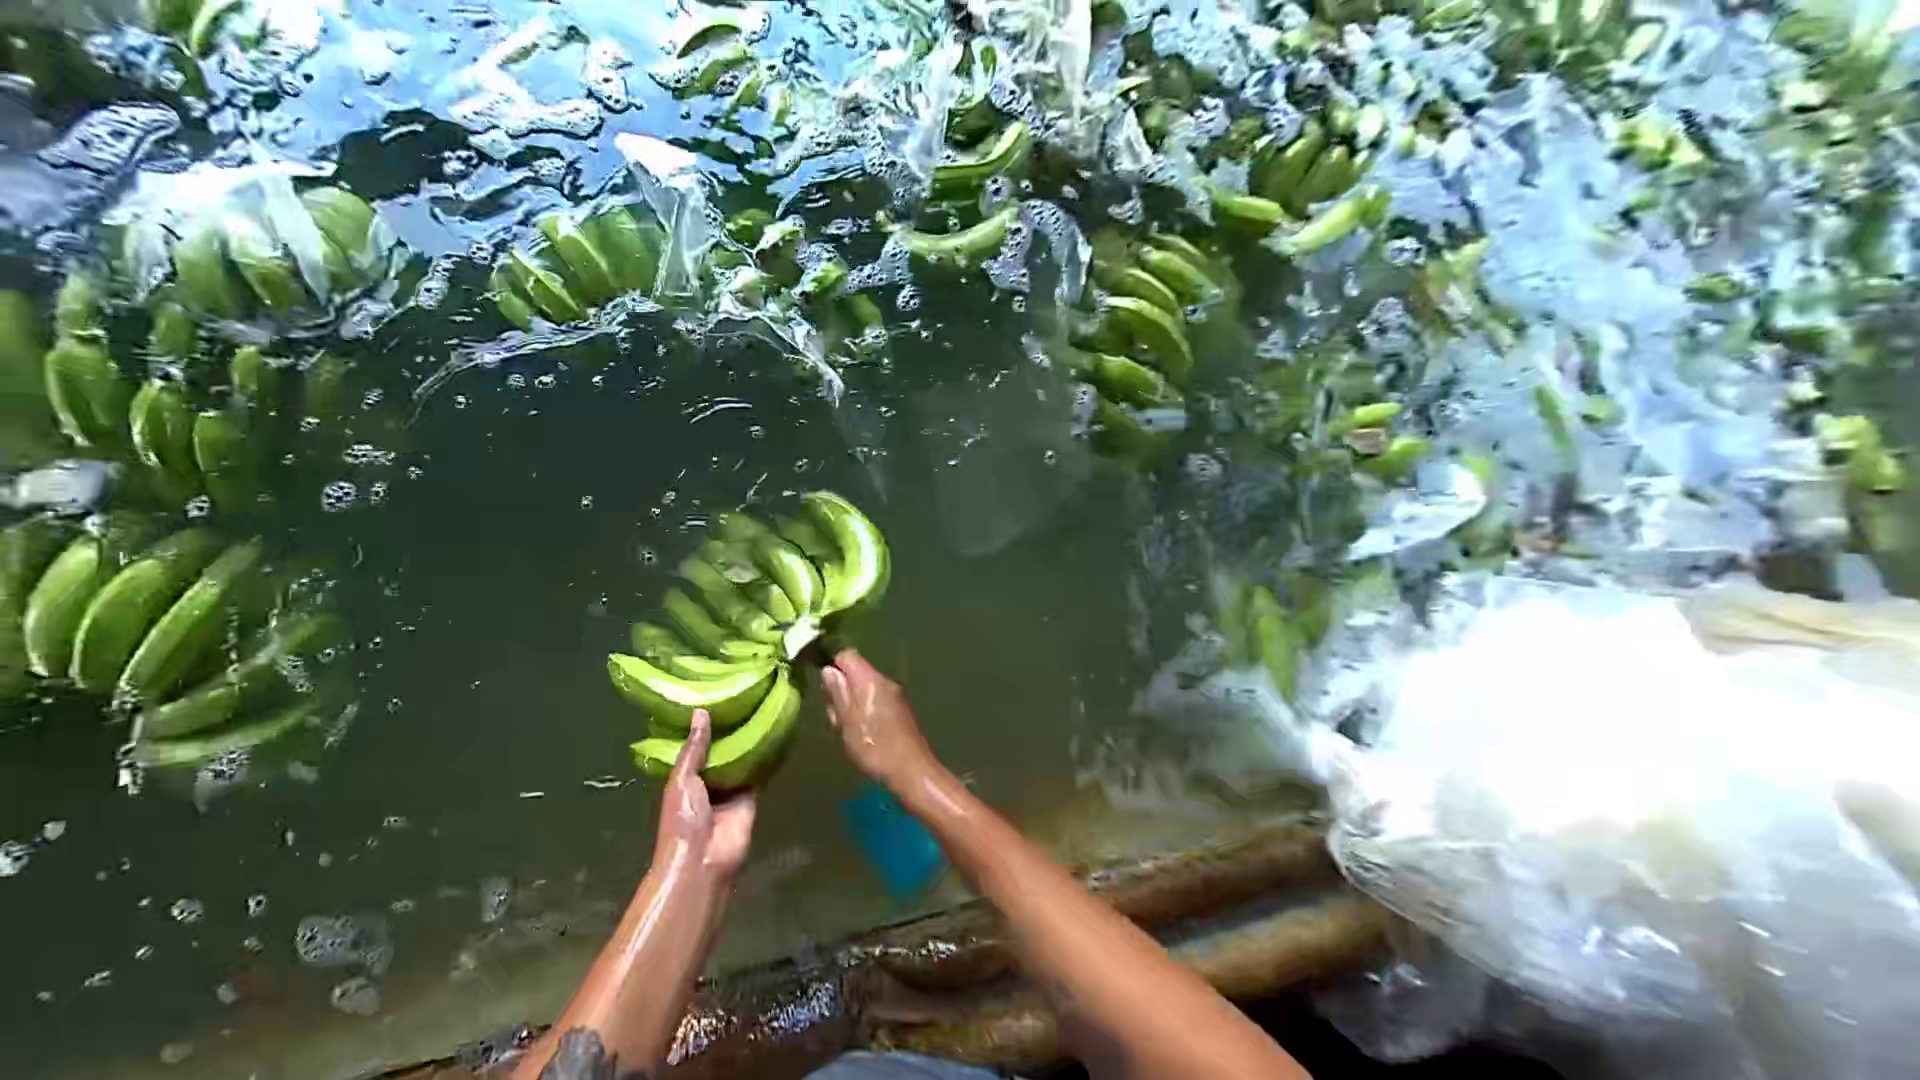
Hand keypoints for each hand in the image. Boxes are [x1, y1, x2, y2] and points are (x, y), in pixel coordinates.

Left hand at [658, 709, 756, 878]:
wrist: (705, 857)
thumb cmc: (683, 818)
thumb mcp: (681, 779)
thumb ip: (693, 748)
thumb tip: (700, 711)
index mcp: (684, 777)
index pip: (694, 745)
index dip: (701, 725)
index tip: (711, 696)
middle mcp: (708, 779)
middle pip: (720, 749)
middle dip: (728, 729)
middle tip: (742, 695)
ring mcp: (731, 787)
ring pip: (741, 757)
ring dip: (748, 739)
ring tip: (760, 705)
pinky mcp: (752, 793)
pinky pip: (760, 770)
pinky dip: (767, 755)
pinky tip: (776, 731)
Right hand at [820, 650, 940, 791]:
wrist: (913, 771)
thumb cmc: (875, 748)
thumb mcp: (847, 723)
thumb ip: (838, 694)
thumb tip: (829, 670)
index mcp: (871, 680)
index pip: (847, 655)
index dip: (831, 663)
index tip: (820, 682)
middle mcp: (886, 681)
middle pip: (856, 672)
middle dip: (841, 688)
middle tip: (834, 715)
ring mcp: (896, 695)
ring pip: (865, 688)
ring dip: (852, 702)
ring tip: (846, 729)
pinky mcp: (900, 709)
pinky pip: (876, 700)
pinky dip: (864, 711)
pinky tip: (862, 734)